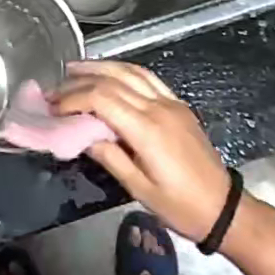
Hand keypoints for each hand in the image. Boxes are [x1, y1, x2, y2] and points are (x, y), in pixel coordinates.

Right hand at [51, 61, 230, 242]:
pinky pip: (147, 77)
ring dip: (100, 67)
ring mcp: (169, 102)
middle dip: (79, 82)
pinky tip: (110, 71)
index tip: (53, 108)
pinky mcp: (177, 103)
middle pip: (112, 81)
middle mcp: (157, 107)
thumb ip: (109, 157)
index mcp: (146, 129)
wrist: (222, 207)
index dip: (74, 98)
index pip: (102, 99)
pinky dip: (124, 69)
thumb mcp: (139, 189)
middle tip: (54, 90)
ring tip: (74, 69)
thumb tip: (81, 136)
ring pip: (130, 71)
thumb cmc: (180, 206)